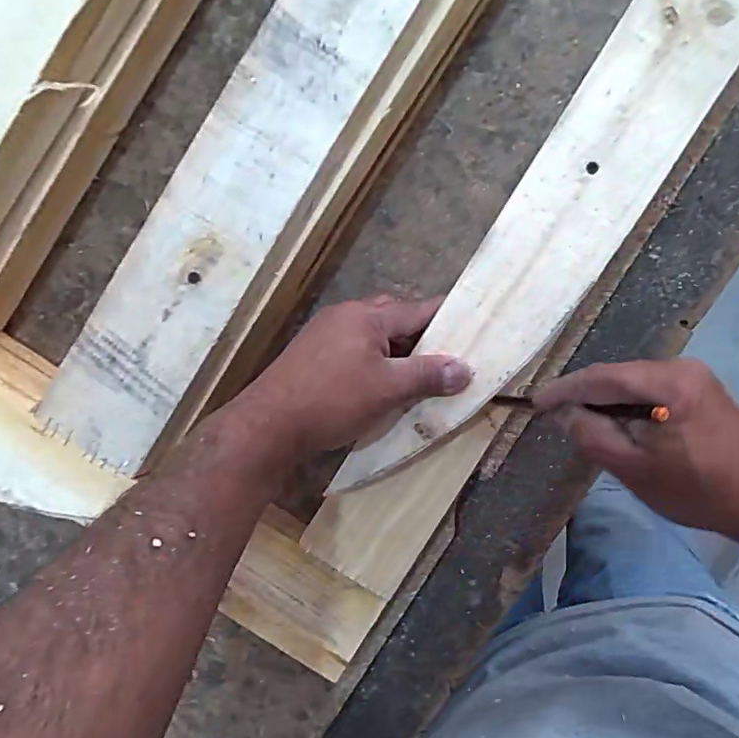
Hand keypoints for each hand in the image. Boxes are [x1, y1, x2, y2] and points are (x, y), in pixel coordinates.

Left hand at [223, 295, 470, 459]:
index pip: (419, 310)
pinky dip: (376, 359)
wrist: (266, 428)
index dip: (448, 319)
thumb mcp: (389, 389)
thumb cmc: (332, 401)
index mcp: (366, 316)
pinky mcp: (313, 354)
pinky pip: (356, 346)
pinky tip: (382, 383)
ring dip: (398, 349)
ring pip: (375, 333)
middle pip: (396, 317)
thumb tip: (465, 369)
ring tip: (417, 373)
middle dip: (422, 335)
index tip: (472, 327)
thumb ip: (429, 375)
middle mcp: (345, 315)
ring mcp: (325, 333)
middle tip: (445, 356)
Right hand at [534, 359, 738, 543]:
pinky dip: (632, 406)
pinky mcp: (703, 391)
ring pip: (636, 384)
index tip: (536, 403)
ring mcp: (696, 377)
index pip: (603, 376)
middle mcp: (683, 367)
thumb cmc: (698, 490)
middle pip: (620, 375)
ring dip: (610, 402)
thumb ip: (594, 435)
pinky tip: (621, 426)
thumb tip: (565, 412)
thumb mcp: (635, 468)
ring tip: (583, 425)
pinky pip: (654, 391)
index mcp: (668, 380)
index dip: (566, 389)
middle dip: (587, 395)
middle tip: (556, 417)